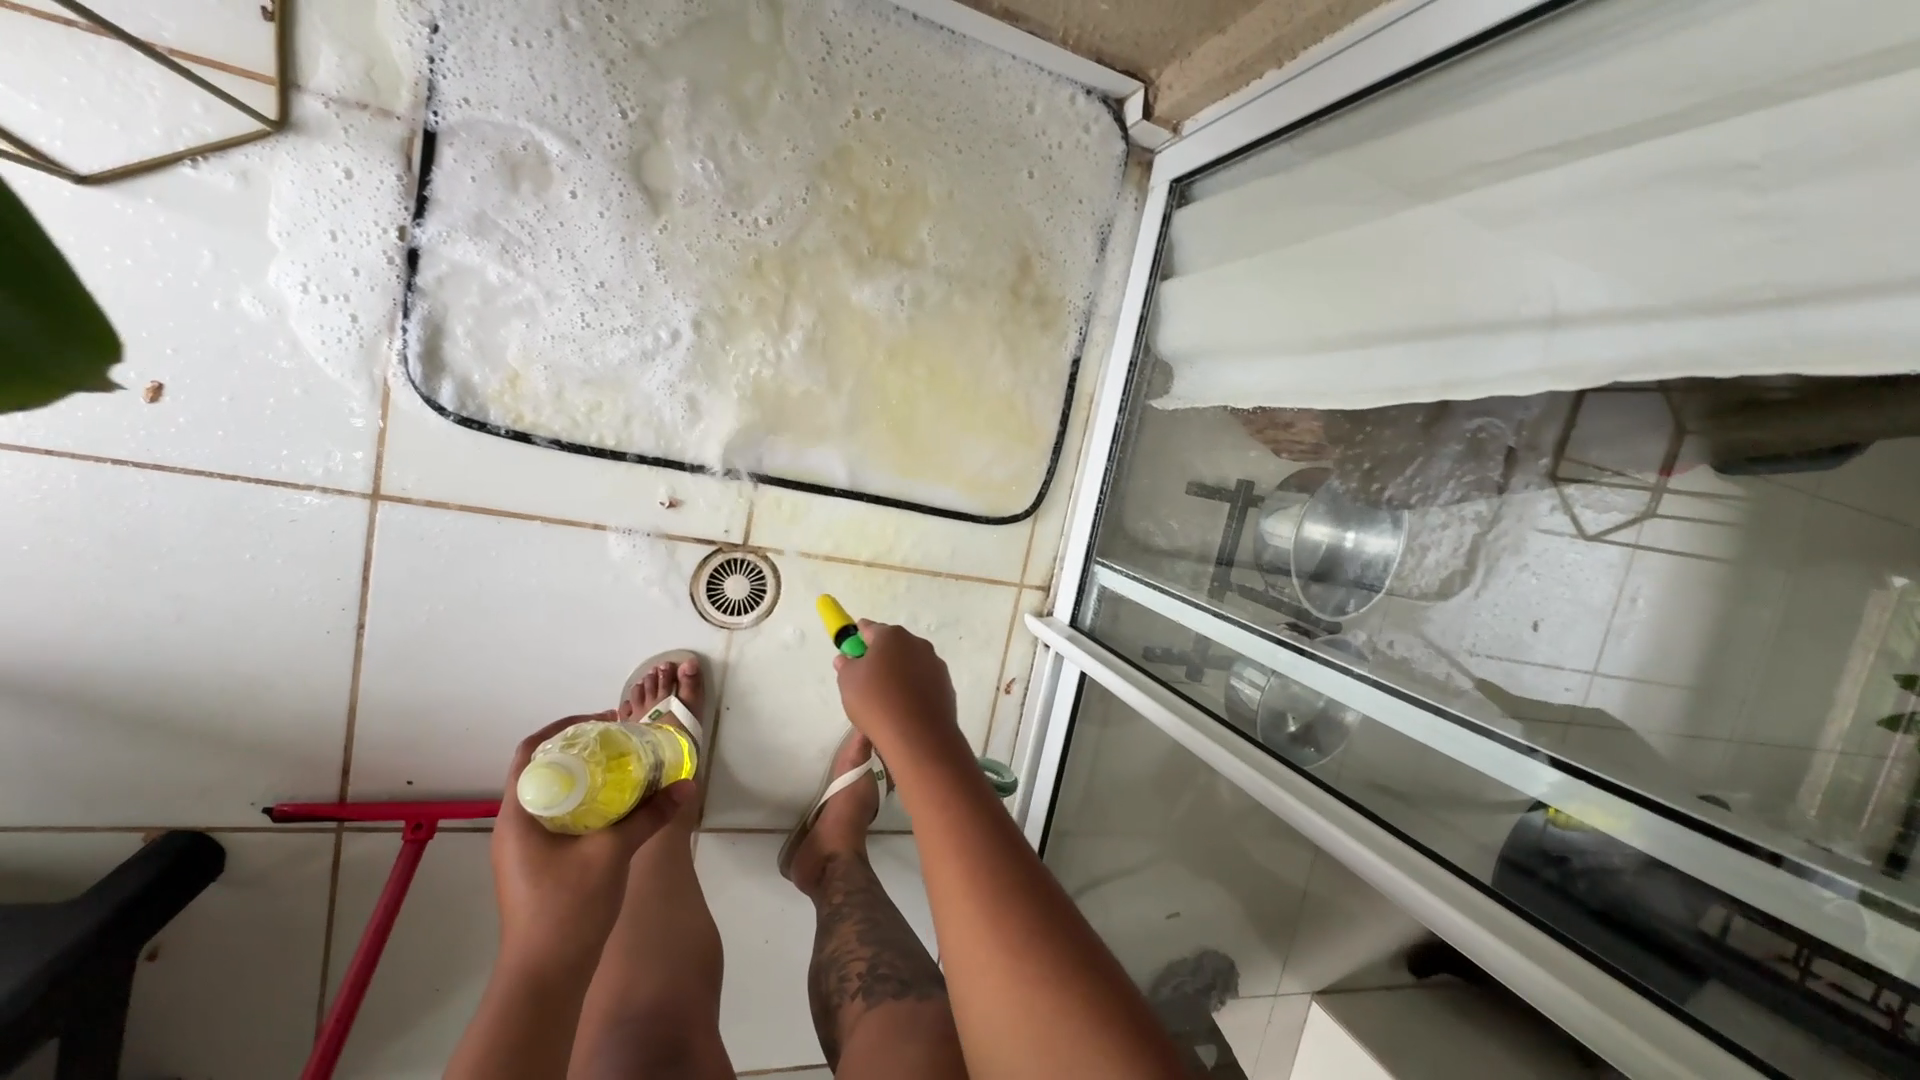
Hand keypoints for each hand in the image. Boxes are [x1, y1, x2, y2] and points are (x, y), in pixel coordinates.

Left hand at [490, 714, 691, 970]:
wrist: (544, 977)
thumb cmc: (566, 910)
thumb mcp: (612, 854)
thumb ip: (648, 816)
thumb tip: (686, 784)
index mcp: (518, 816)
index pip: (530, 753)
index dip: (564, 728)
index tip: (604, 721)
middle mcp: (514, 827)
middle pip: (544, 771)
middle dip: (582, 751)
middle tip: (623, 742)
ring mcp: (525, 850)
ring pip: (555, 797)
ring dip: (587, 779)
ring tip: (626, 769)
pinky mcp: (539, 866)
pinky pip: (562, 819)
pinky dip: (589, 805)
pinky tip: (619, 809)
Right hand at [834, 620, 963, 758]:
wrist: (917, 735)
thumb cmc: (875, 701)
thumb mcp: (848, 682)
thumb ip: (846, 665)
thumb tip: (847, 658)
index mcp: (891, 636)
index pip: (869, 629)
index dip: (858, 638)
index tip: (851, 651)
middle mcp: (917, 644)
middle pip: (893, 645)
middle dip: (880, 657)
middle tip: (866, 679)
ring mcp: (935, 664)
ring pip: (911, 664)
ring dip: (899, 673)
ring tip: (887, 699)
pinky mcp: (946, 685)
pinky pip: (923, 682)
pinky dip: (914, 689)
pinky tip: (905, 708)